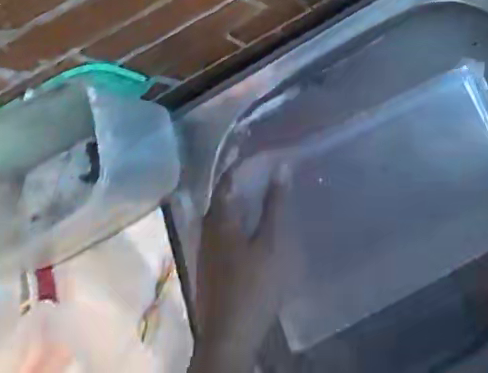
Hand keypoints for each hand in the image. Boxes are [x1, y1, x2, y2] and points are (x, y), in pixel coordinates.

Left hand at [191, 165, 285, 372]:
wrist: (229, 337)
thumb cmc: (253, 285)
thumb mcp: (271, 241)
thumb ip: (275, 204)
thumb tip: (280, 167)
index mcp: (220, 220)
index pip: (226, 181)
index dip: (241, 164)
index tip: (262, 151)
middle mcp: (207, 231)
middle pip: (222, 198)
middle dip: (241, 182)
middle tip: (267, 169)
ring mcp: (207, 252)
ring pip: (222, 217)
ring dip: (240, 202)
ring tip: (265, 193)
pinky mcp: (211, 268)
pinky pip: (223, 232)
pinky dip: (239, 219)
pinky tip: (255, 225)